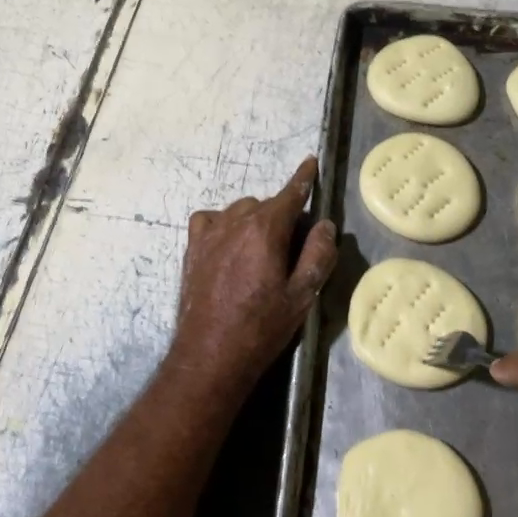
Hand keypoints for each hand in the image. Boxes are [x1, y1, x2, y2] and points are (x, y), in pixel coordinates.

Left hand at [170, 157, 337, 392]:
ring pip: (239, 211)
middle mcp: (235, 222)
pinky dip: (223, 224)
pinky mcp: (192, 249)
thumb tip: (325, 225)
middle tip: (292, 248)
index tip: (311, 163)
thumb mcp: (303, 295)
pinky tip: (229, 244)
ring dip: (254, 221)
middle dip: (282, 216)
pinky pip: (210, 220)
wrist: (211, 354)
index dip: (303, 177)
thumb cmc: (262, 327)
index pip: (290, 193)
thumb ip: (318, 254)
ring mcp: (210, 234)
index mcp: (265, 229)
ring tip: (262, 251)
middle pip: (266, 205)